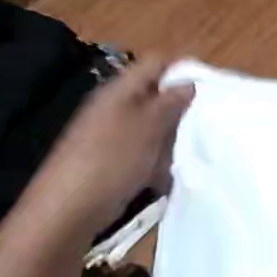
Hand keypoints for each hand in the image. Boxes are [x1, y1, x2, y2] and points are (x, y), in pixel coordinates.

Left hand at [18, 58, 194, 237]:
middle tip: (205, 126)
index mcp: (120, 90)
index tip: (210, 90)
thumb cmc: (111, 160)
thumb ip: (171, 102)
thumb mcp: (149, 126)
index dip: (183, 70)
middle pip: (155, 97)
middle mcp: (114, 107)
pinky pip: (141, 156)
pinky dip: (156, 165)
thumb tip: (189, 83)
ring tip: (191, 157)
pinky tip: (168, 181)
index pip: (157, 64)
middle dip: (180, 111)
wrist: (65, 212)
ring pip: (151, 130)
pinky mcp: (109, 164)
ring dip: (171, 142)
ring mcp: (110, 137)